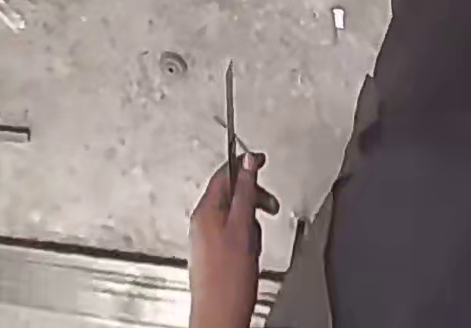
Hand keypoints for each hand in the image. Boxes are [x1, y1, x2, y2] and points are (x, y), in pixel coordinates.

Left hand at [189, 153, 275, 327]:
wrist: (219, 321)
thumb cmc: (228, 282)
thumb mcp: (242, 229)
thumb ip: (245, 193)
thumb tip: (247, 163)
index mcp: (206, 210)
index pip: (225, 173)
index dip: (244, 164)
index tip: (259, 159)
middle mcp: (202, 220)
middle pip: (229, 193)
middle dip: (251, 198)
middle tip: (269, 204)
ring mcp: (206, 238)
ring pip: (232, 214)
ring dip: (250, 221)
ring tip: (256, 242)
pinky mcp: (212, 254)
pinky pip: (231, 232)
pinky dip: (245, 236)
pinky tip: (250, 253)